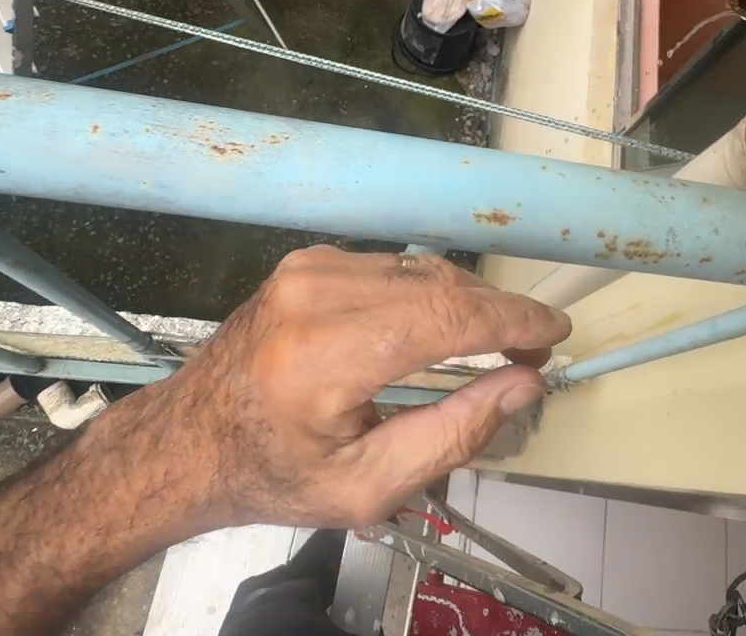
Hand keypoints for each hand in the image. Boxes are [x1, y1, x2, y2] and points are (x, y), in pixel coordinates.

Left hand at [120, 246, 570, 530]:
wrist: (190, 436)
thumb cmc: (276, 474)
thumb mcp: (368, 486)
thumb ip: (454, 435)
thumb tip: (525, 383)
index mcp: (325, 357)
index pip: (445, 317)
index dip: (513, 321)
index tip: (555, 332)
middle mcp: (316, 294)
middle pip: (441, 285)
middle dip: (499, 313)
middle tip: (530, 351)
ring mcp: (310, 267)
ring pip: (423, 268)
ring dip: (469, 301)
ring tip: (493, 341)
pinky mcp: (310, 258)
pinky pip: (395, 266)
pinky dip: (431, 291)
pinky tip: (440, 324)